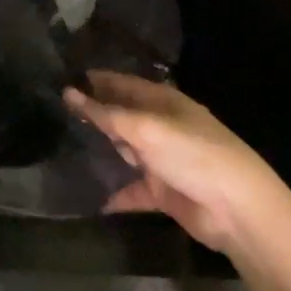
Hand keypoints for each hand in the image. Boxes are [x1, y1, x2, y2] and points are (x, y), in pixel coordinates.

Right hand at [64, 70, 290, 255]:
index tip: (61, 80)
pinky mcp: (164, 192)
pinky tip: (92, 198)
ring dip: (102, 153)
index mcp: (165, 103)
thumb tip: (66, 92)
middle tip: (53, 115)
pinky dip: (115, 194)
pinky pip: (132, 190)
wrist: (238, 210)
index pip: (124, 84)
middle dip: (94, 116)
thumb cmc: (193, 155)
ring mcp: (164, 160)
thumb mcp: (146, 129)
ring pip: (125, 152)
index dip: (96, 81)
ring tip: (62, 150)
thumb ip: (105, 114)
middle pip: (123, 117)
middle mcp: (163, 127)